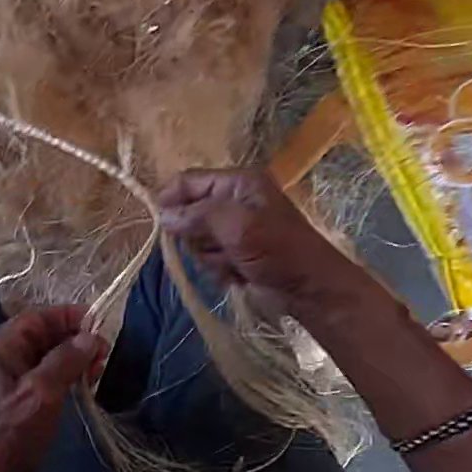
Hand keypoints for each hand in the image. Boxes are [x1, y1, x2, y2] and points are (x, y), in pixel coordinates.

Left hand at [0, 306, 107, 471]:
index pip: (37, 317)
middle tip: (103, 352)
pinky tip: (84, 381)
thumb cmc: (15, 430)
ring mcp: (5, 372)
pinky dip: (64, 371)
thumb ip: (67, 359)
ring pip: (45, 352)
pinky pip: (43, 370)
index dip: (69, 317)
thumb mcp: (43, 392)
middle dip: (74, 339)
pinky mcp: (15, 391)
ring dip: (73, 356)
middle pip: (42, 333)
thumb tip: (91, 337)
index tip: (99, 324)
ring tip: (98, 368)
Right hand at [157, 167, 354, 317]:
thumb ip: (199, 216)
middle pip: (188, 212)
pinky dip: (217, 268)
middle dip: (196, 235)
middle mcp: (233, 200)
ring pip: (194, 239)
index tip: (160, 223)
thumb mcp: (239, 227)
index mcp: (238, 182)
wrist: (310, 290)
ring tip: (233, 262)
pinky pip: (206, 258)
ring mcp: (233, 227)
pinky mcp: (233, 251)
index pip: (188, 181)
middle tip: (217, 246)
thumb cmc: (280, 252)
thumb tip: (164, 216)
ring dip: (209, 256)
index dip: (170, 198)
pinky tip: (236, 273)